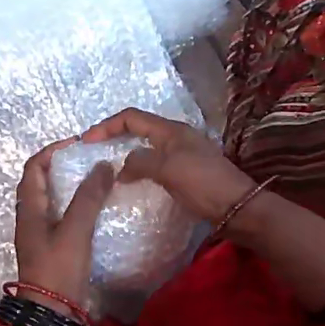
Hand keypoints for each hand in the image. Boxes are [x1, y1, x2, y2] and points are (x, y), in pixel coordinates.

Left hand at [14, 138, 114, 313]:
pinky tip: (95, 210)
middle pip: (40, 182)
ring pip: (51, 200)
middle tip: (89, 161)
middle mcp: (30, 219)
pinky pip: (60, 217)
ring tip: (95, 181)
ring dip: (69, 187)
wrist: (51, 314)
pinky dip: (75, 206)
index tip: (77, 145)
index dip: (51, 151)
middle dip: (61, 167)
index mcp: (29, 210)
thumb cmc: (58, 269)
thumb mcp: (75, 230)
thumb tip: (102, 165)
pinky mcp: (51, 249)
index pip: (33, 168)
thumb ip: (88, 197)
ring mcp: (40, 235)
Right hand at [81, 109, 257, 221]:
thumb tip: (123, 166)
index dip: (107, 126)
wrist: (237, 207)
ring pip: (147, 148)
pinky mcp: (186, 173)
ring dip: (126, 154)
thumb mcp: (168, 169)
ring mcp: (182, 155)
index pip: (132, 118)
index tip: (86, 141)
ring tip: (109, 169)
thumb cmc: (203, 184)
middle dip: (115, 137)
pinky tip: (133, 183)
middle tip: (94, 153)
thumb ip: (141, 162)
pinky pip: (155, 164)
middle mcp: (176, 138)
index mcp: (171, 130)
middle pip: (138, 129)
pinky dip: (139, 169)